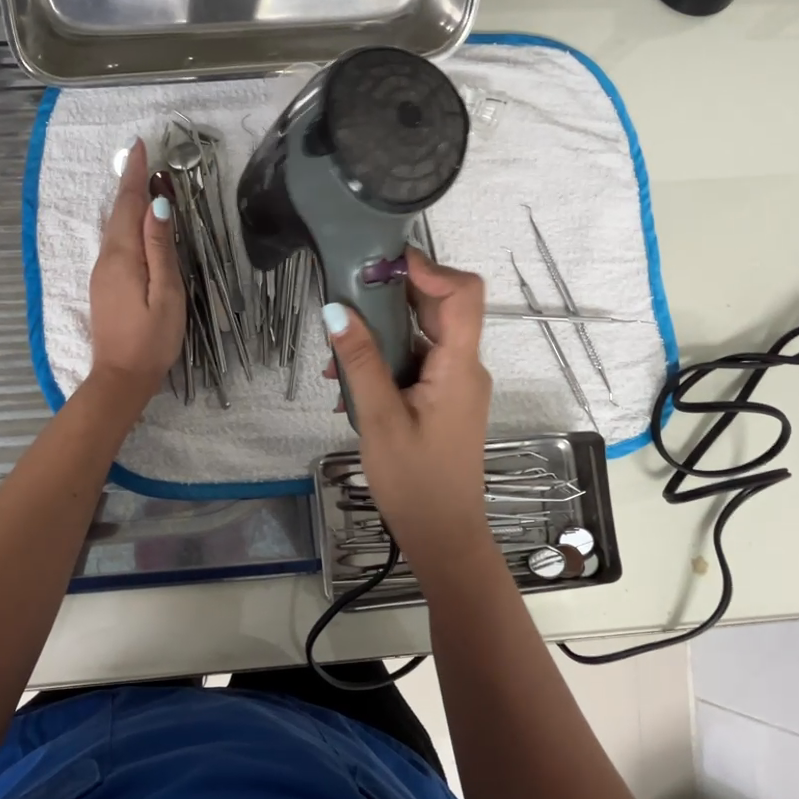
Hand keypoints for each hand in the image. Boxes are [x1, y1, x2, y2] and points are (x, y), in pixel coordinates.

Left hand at [87, 139, 184, 402]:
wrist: (121, 378)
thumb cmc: (151, 340)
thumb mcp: (166, 294)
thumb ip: (160, 249)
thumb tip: (157, 206)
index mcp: (122, 257)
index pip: (128, 205)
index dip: (134, 175)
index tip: (140, 146)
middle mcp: (106, 260)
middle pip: (118, 213)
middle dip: (130, 183)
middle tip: (144, 157)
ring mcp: (102, 274)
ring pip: (115, 228)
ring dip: (127, 204)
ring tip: (143, 183)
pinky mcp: (104, 287)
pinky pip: (115, 244)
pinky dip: (126, 225)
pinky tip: (136, 225)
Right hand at [324, 250, 492, 563]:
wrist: (443, 535)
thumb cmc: (414, 482)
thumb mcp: (380, 419)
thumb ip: (360, 362)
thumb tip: (336, 311)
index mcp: (459, 367)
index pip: (462, 294)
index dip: (428, 269)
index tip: (381, 263)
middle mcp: (464, 368)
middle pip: (438, 311)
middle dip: (389, 303)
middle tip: (344, 304)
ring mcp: (455, 386)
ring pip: (420, 340)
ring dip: (378, 341)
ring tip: (334, 365)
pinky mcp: (442, 402)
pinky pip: (415, 366)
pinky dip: (383, 367)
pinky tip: (348, 391)